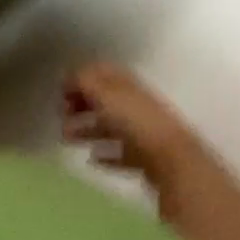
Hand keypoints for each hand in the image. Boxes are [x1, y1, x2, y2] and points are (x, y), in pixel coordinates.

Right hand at [62, 61, 208, 185]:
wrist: (178, 167)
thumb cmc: (139, 125)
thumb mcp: (107, 95)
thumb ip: (85, 81)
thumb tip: (69, 75)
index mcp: (129, 87)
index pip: (103, 73)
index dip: (80, 77)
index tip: (60, 89)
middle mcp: (138, 106)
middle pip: (106, 100)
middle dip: (81, 104)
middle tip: (61, 113)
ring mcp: (145, 134)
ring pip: (111, 127)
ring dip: (87, 130)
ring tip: (67, 139)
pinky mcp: (149, 161)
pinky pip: (123, 154)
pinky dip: (106, 154)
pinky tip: (93, 159)